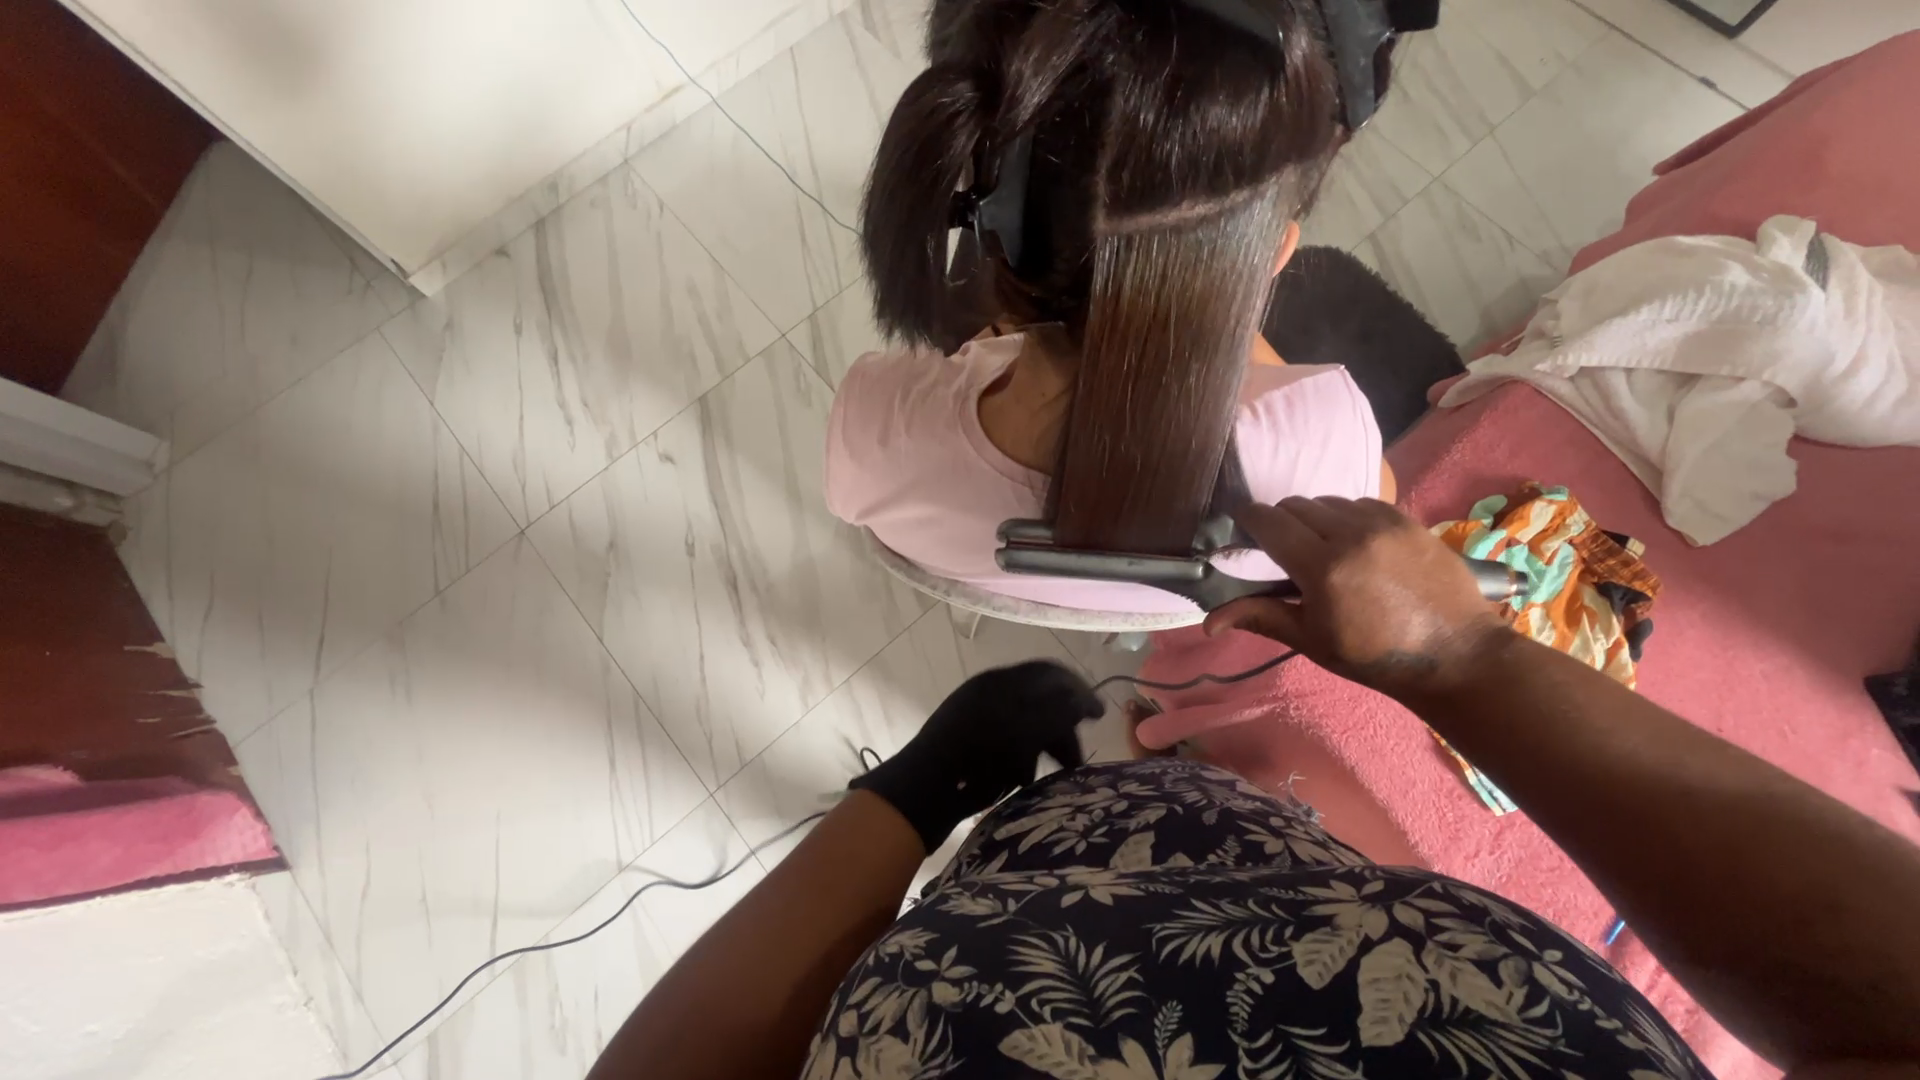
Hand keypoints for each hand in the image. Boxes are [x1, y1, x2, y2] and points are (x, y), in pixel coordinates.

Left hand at [849, 661, 1104, 852]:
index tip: (1100, 716)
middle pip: (1040, 702)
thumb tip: (1084, 701)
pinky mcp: (967, 749)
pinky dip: (1024, 761)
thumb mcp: (1028, 730)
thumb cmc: (978, 758)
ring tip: (1058, 776)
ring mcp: (975, 720)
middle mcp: (988, 695)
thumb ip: (1060, 710)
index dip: (1079, 691)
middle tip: (1077, 759)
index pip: (1050, 673)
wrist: (921, 792)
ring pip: (1025, 727)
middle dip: (1064, 729)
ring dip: (1046, 748)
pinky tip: (1027, 781)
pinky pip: (1007, 747)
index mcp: (1001, 681)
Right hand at [1204, 496, 1511, 699]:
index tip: (1240, 528)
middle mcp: (1351, 534)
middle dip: (1280, 520)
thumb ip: (1260, 617)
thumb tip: (1208, 623)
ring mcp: (1384, 524)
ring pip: (1329, 501)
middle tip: (1280, 548)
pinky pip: (1362, 503)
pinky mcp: (1409, 521)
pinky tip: (1353, 542)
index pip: (1269, 521)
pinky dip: (1347, 517)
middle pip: (1295, 505)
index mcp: (1322, 567)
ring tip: (1320, 545)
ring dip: (1314, 517)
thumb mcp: (1311, 640)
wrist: (1456, 655)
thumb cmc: (1374, 656)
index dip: (1248, 519)